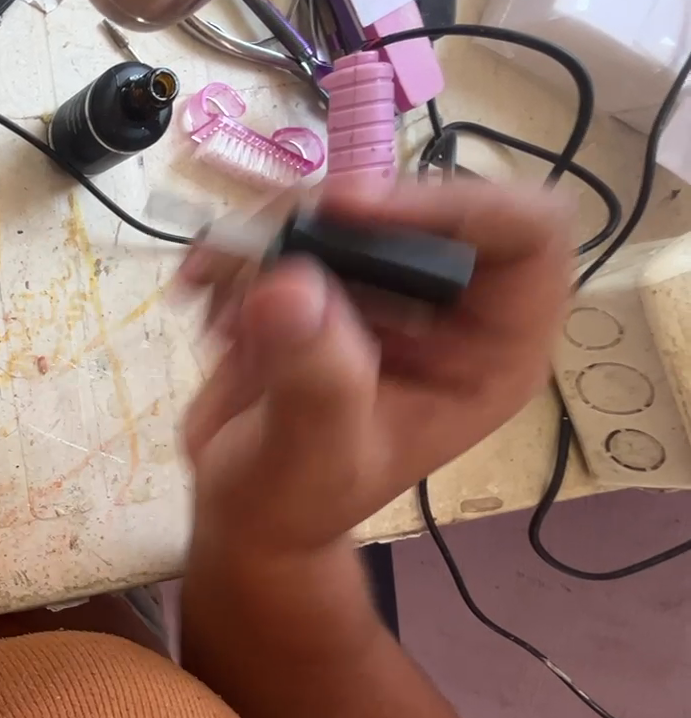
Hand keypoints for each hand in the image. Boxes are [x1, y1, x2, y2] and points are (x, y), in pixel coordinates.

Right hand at [178, 181, 573, 553]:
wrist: (240, 510)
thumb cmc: (294, 498)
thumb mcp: (312, 450)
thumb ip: (312, 374)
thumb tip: (283, 284)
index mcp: (484, 345)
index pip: (519, 234)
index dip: (446, 207)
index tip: (342, 211)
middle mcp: (432, 307)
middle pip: (402, 212)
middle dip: (314, 225)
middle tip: (243, 255)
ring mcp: (361, 298)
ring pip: (325, 217)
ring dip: (253, 243)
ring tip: (207, 297)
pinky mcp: (299, 298)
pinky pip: (267, 243)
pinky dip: (222, 260)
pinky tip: (197, 300)